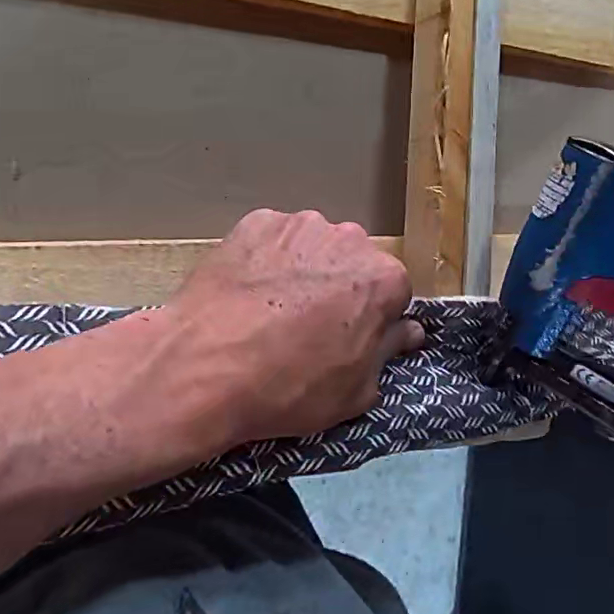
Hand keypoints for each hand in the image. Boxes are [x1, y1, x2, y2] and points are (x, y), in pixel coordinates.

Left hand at [160, 209, 422, 447]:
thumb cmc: (289, 387)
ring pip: (312, 246)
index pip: (392, 291)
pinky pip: (272, 239)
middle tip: (308, 323)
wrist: (204, 366)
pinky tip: (245, 289)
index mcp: (383, 277)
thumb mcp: (355, 391)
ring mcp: (298, 225)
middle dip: (340, 286)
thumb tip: (408, 329)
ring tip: (270, 306)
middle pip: (352, 261)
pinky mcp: (254, 221)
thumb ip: (388, 350)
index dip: (372, 317)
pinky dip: (265, 259)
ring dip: (302, 268)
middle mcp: (348, 238)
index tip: (349, 337)